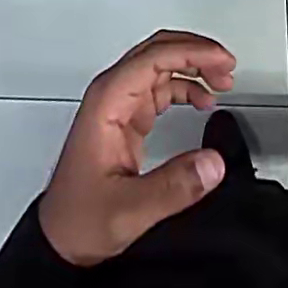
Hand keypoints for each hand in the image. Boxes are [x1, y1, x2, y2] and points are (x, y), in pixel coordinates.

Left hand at [37, 30, 236, 266]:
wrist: (60, 236)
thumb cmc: (79, 217)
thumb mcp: (129, 209)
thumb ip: (174, 187)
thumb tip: (212, 162)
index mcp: (108, 102)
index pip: (153, 57)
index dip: (190, 52)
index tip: (221, 60)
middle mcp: (112, 95)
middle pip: (156, 51)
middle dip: (194, 51)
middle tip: (227, 65)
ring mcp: (118, 104)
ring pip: (159, 65)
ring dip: (192, 66)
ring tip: (223, 81)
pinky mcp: (125, 117)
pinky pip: (158, 87)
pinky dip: (184, 86)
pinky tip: (202, 99)